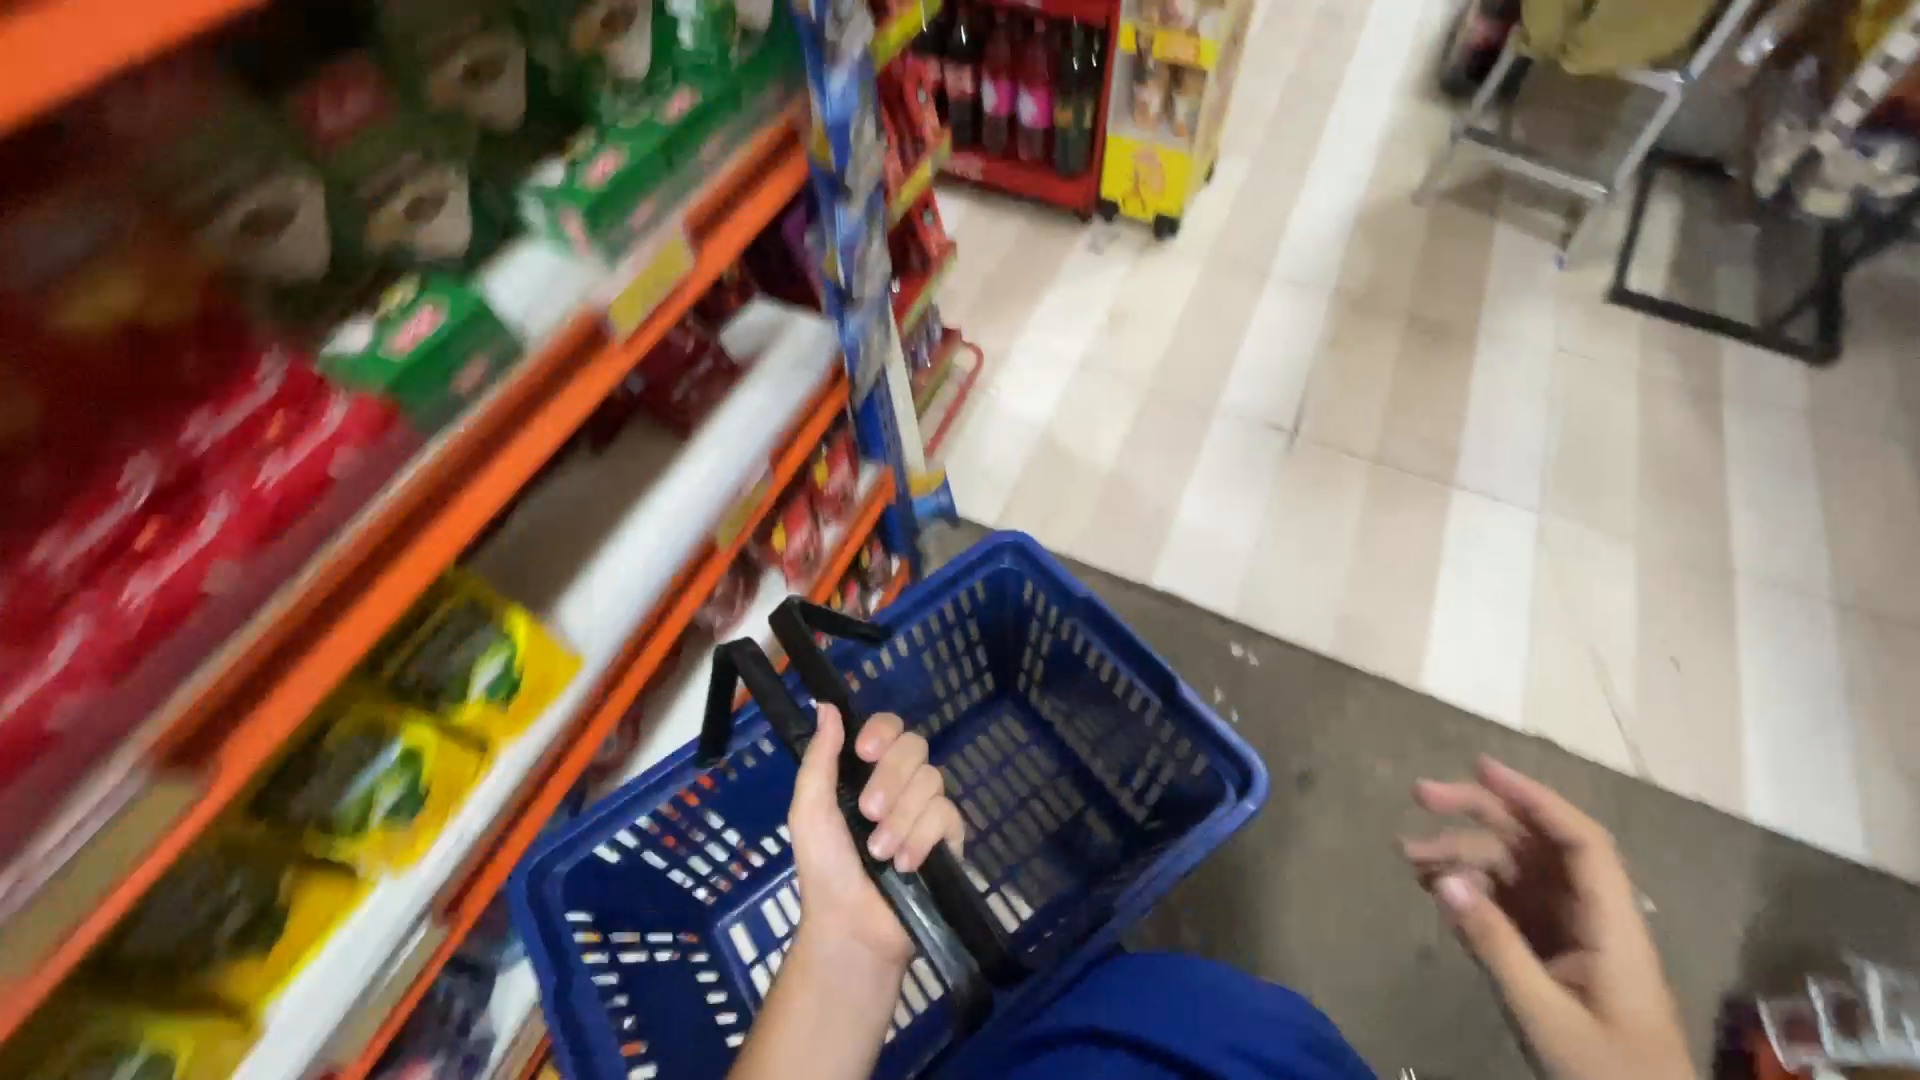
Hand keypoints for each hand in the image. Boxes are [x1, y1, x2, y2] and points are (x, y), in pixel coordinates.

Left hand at [787, 704, 964, 970]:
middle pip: (915, 746)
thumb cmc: (825, 867)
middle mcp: (900, 782)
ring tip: (881, 853)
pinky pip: (947, 814)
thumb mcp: (809, 810)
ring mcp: (927, 808)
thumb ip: (819, 758)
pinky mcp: (950, 837)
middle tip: (868, 813)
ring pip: (932, 780)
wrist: (851, 926)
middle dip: (891, 778)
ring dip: (902, 818)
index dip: (883, 731)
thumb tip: (826, 704)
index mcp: (866, 771)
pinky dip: (922, 838)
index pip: (889, 727)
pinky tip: (906, 864)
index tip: (865, 752)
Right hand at [1403, 757, 1694, 1079]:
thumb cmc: (1609, 1077)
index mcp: (1612, 925)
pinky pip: (1505, 901)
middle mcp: (1592, 914)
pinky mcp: (1550, 951)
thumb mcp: (1547, 1017)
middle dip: (1480, 811)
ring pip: (1513, 869)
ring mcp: (1570, 931)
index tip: (1480, 768)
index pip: (1579, 841)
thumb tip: (1443, 878)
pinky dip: (1468, 887)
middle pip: (1537, 843)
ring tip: (1409, 859)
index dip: (1533, 798)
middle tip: (1420, 796)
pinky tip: (1433, 888)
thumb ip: (1495, 945)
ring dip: (1462, 854)